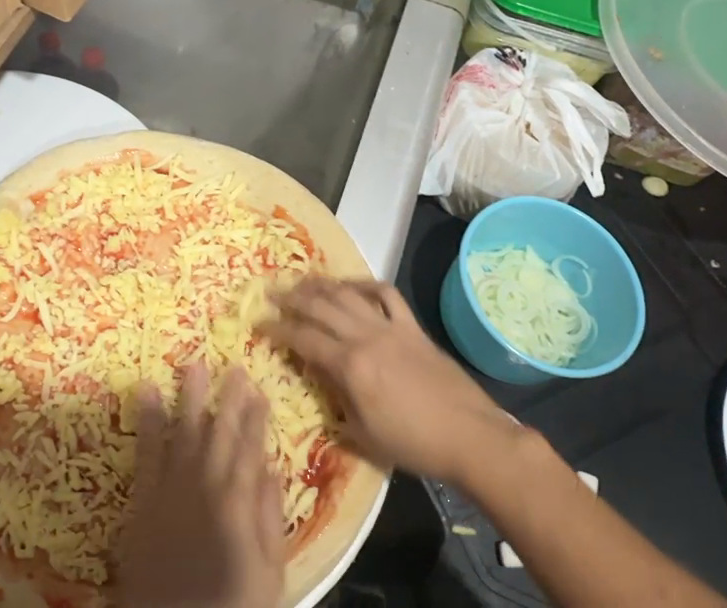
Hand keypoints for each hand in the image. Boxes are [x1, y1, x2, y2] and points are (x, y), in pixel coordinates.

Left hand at [115, 362, 284, 607]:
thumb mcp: (269, 570)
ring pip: (183, 432)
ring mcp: (170, 489)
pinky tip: (148, 392)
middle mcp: (205, 484)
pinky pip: (145, 450)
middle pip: (219, 433)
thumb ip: (268, 515)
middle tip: (233, 365)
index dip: (256, 417)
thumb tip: (270, 465)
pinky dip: (148, 419)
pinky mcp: (142, 499)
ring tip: (194, 365)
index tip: (259, 388)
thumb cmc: (231, 602)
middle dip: (228, 398)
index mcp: (238, 500)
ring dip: (190, 398)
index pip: (250, 447)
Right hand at [263, 277, 511, 483]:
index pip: (303, 339)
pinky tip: (351, 285)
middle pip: (321, 307)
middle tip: (271, 293)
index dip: (277, 329)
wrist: (469, 436)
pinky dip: (365, 284)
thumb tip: (316, 373)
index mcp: (350, 366)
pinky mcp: (413, 327)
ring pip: (348, 294)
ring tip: (302, 282)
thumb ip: (334, 399)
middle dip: (291, 298)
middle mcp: (366, 338)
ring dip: (322, 285)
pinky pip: (386, 294)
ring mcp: (391, 328)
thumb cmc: (412, 444)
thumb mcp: (362, 433)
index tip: (258, 323)